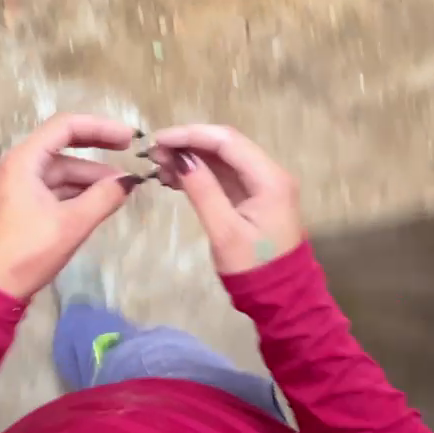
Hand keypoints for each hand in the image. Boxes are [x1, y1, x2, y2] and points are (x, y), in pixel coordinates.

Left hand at [0, 114, 144, 298]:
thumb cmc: (28, 251)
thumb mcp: (72, 224)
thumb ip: (103, 198)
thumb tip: (128, 181)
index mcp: (23, 160)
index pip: (65, 127)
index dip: (100, 127)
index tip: (129, 138)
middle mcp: (18, 166)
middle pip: (63, 145)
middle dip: (98, 148)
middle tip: (129, 151)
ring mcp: (18, 185)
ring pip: (61, 170)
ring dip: (91, 175)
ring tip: (122, 186)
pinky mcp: (22, 205)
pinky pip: (54, 188)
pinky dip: (78, 191)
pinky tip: (101, 200)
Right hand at [150, 124, 303, 273]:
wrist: (280, 297)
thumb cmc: (253, 267)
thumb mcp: (224, 231)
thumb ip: (203, 190)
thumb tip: (179, 157)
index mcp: (269, 178)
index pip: (227, 141)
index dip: (190, 135)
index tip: (157, 140)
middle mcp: (269, 173)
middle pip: (225, 144)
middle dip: (188, 144)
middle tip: (154, 153)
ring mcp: (261, 184)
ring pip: (222, 158)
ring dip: (191, 157)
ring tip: (159, 166)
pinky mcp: (252, 196)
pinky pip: (223, 174)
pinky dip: (199, 173)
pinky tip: (173, 178)